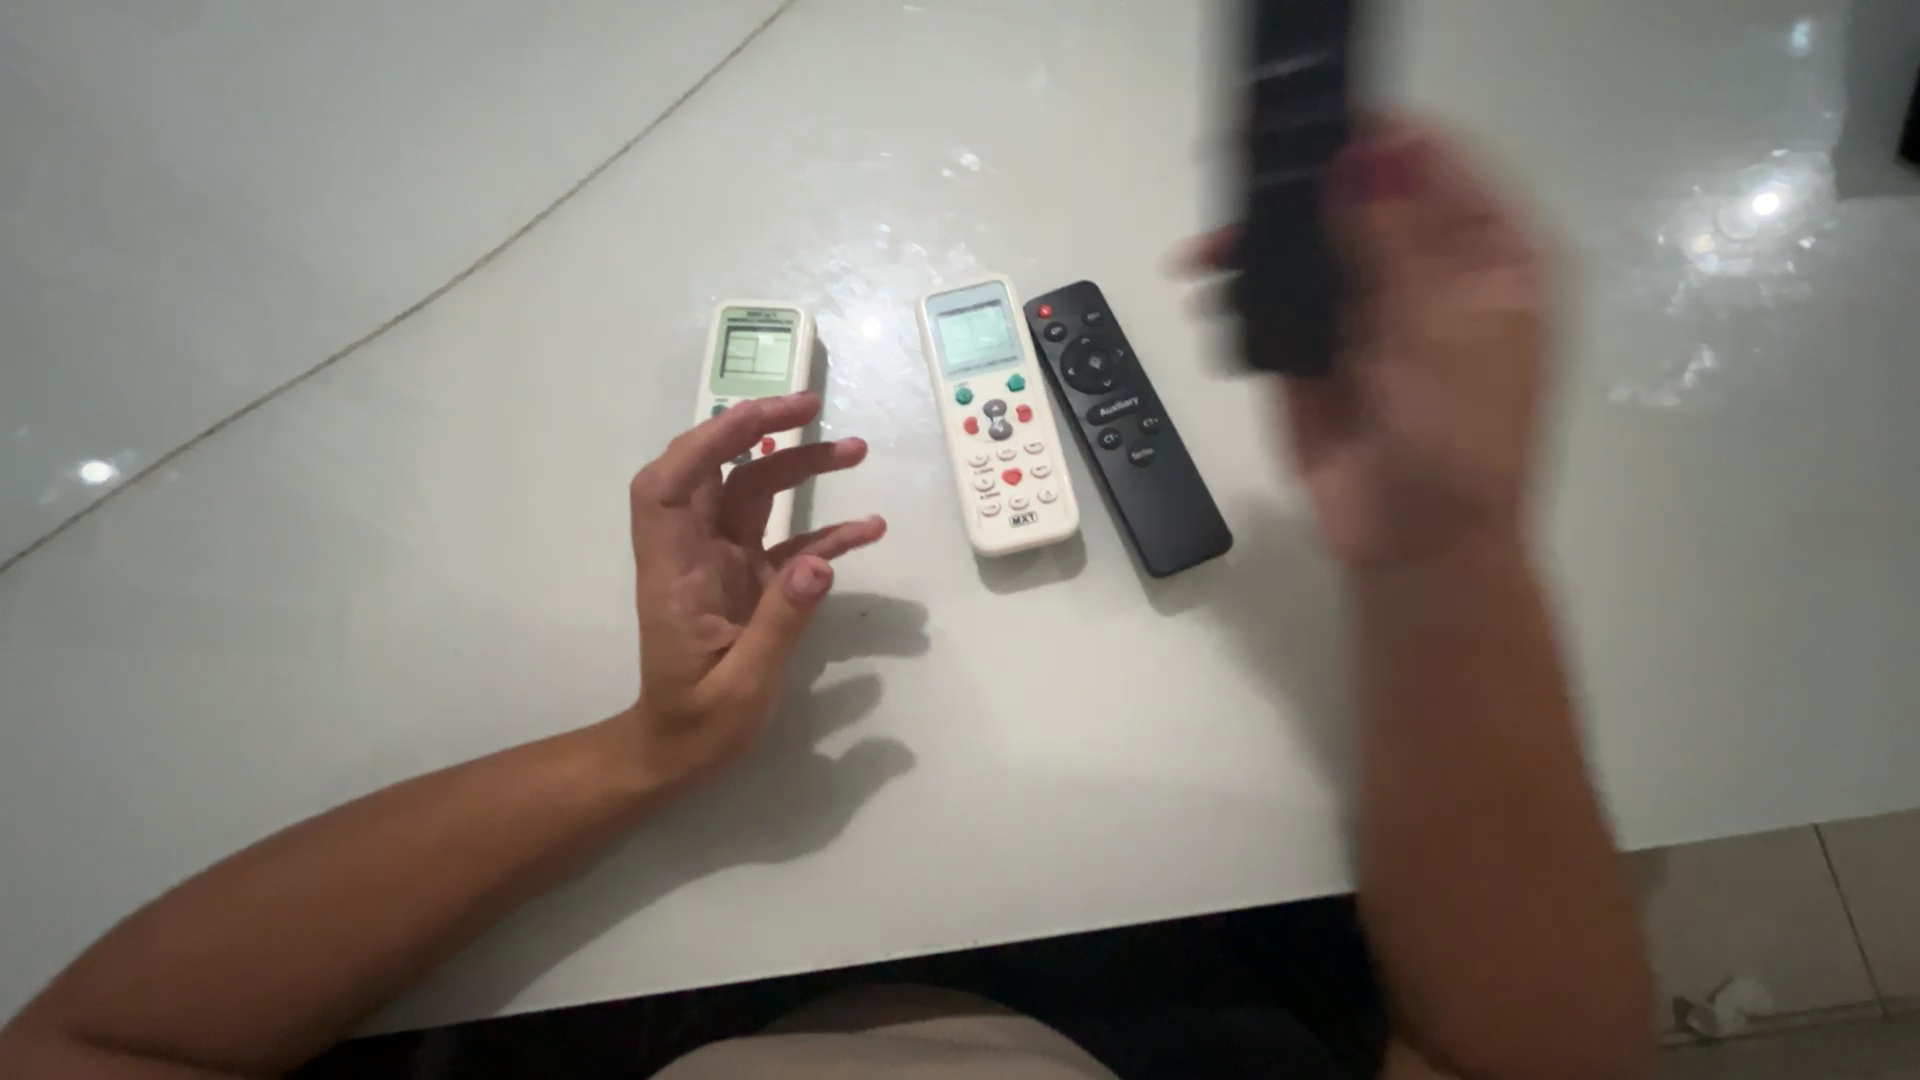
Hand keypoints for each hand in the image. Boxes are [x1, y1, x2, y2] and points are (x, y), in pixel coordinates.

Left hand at [621, 393, 886, 786]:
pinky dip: (827, 530)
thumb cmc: (697, 722)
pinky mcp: (755, 579)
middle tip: (813, 408)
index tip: (754, 418)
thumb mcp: (742, 684)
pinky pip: (791, 540)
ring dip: (802, 468)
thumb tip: (821, 563)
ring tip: (856, 450)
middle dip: (760, 432)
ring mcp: (727, 562)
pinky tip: (869, 528)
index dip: (704, 443)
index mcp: (675, 572)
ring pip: (759, 495)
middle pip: (720, 474)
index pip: (669, 487)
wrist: (682, 750)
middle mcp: (697, 553)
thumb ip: (780, 622)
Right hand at [1181, 117, 1549, 566]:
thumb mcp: (1441, 331)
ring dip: (1254, 246)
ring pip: (1302, 255)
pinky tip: (1212, 292)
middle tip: (1233, 177)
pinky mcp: (1308, 360)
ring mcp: (1359, 318)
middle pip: (1353, 202)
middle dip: (1294, 190)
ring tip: (1205, 252)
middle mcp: (1421, 276)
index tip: (1304, 122)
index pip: (1429, 164)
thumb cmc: (1456, 437)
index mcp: (1484, 256)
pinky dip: (1239, 297)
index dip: (1371, 136)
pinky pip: (1271, 311)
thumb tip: (1360, 154)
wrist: (1410, 542)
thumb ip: (1397, 242)